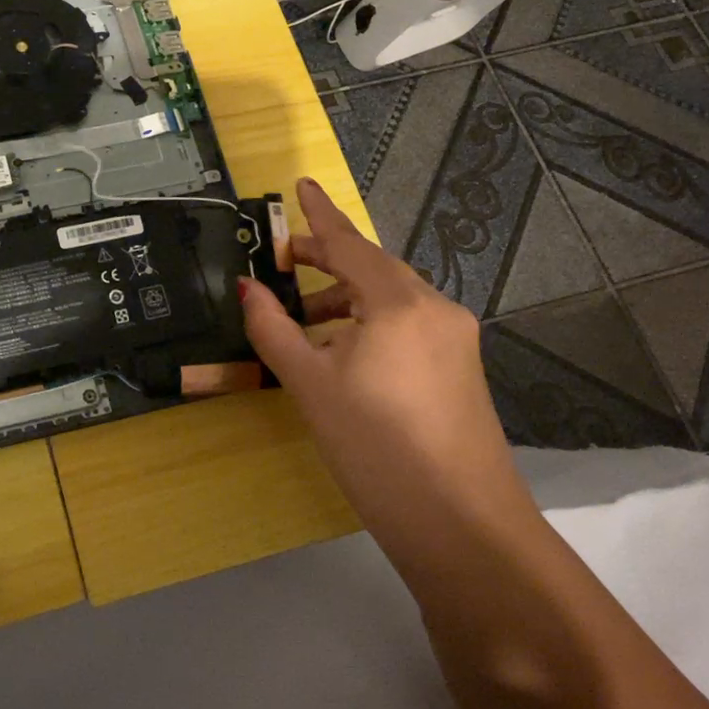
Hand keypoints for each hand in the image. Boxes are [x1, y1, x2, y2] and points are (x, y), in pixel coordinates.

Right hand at [241, 179, 708, 708]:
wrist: (462, 525)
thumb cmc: (375, 445)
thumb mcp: (310, 384)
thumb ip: (273, 328)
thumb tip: (246, 287)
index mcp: (398, 302)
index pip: (349, 243)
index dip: (319, 215)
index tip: (301, 183)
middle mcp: (434, 309)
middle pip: (373, 268)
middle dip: (328, 260)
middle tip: (285, 261)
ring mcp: (455, 341)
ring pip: (390, 299)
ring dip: (345, 299)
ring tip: (301, 320)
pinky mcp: (460, 371)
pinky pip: (406, 326)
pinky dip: (367, 324)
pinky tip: (341, 353)